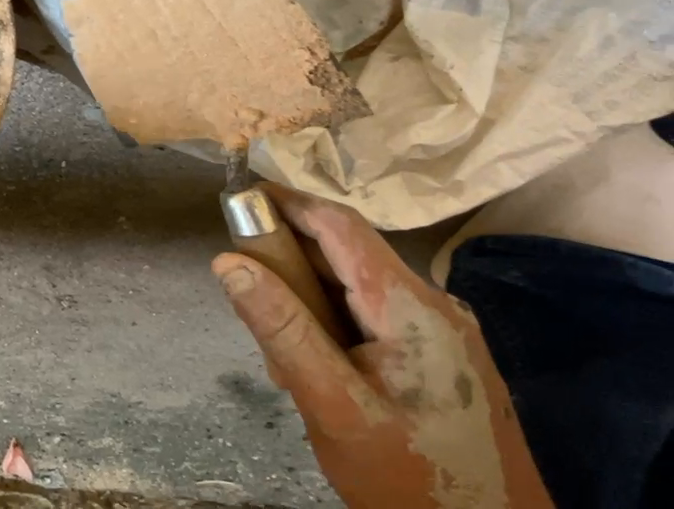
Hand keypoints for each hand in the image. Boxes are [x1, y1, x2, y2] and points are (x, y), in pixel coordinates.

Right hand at [213, 186, 553, 508]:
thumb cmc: (410, 477)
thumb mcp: (332, 406)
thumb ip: (281, 329)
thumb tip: (226, 260)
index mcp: (411, 308)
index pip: (339, 224)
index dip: (285, 201)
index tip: (235, 196)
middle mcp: (436, 306)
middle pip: (347, 252)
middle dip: (289, 258)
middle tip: (245, 290)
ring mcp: (447, 333)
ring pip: (357, 284)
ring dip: (308, 294)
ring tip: (280, 348)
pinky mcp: (447, 358)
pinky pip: (376, 314)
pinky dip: (334, 318)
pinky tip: (319, 364)